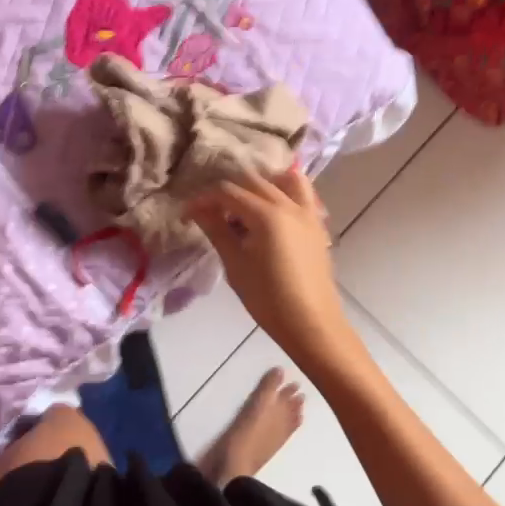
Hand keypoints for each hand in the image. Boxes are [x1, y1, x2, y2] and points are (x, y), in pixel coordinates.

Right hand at [186, 168, 365, 375]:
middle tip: (210, 213)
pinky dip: (283, 193)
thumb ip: (216, 230)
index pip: (228, 192)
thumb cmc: (268, 299)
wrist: (311, 324)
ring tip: (244, 207)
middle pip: (252, 181)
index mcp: (266, 215)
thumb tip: (196, 209)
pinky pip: (301, 194)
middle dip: (227, 192)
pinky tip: (269, 216)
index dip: (204, 199)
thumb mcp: (235, 264)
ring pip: (282, 181)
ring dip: (259, 185)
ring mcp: (308, 213)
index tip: (187, 214)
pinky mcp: (317, 225)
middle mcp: (289, 205)